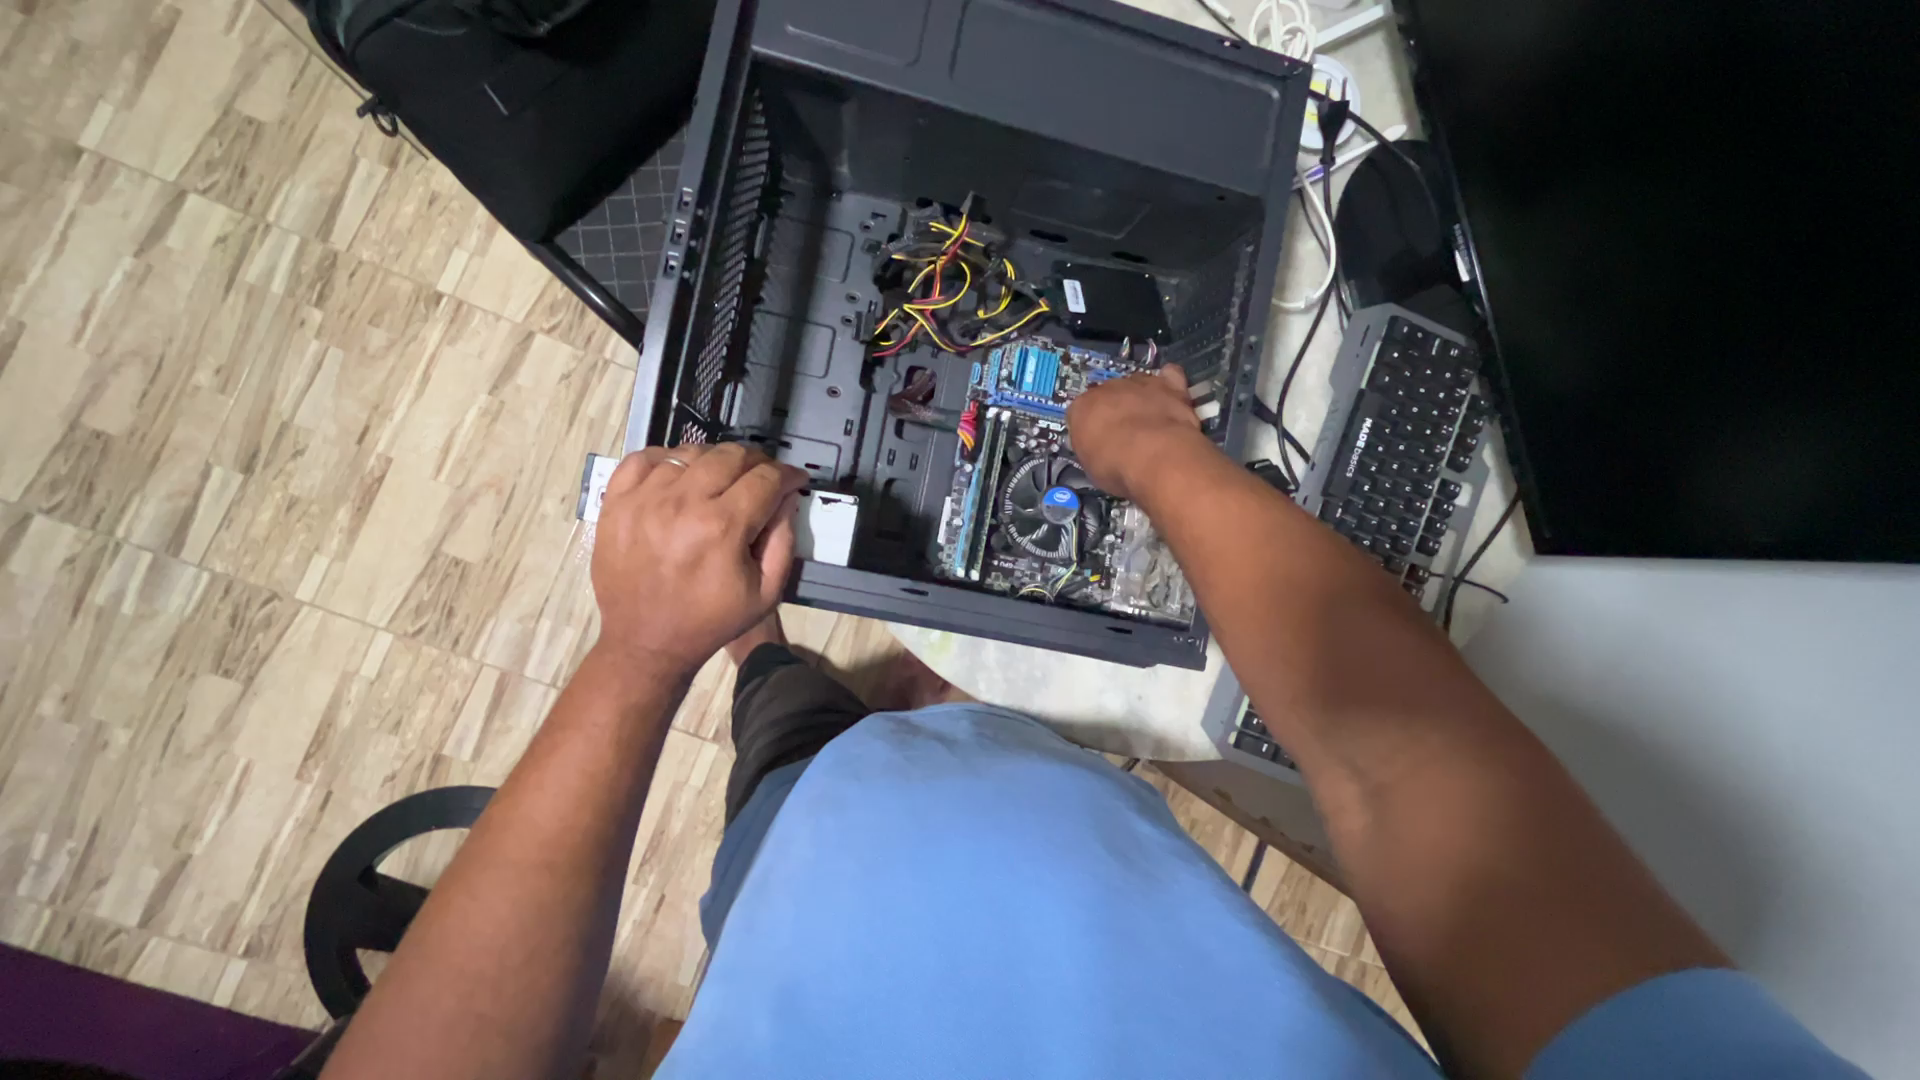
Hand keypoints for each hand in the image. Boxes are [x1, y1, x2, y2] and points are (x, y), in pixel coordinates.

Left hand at [590, 444, 809, 675]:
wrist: (646, 642)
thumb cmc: (711, 620)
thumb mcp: (767, 592)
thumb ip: (784, 540)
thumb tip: (787, 496)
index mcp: (723, 527)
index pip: (765, 478)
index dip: (787, 475)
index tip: (794, 480)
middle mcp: (683, 503)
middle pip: (730, 456)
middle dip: (756, 462)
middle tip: (763, 478)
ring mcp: (645, 499)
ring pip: (690, 453)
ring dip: (715, 461)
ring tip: (722, 480)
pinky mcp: (616, 503)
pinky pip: (643, 458)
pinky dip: (667, 458)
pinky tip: (679, 474)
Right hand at [1065, 364, 1207, 499]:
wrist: (1153, 456)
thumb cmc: (1116, 466)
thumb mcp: (1090, 467)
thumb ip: (1092, 450)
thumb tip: (1098, 453)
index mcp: (1082, 408)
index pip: (1081, 411)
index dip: (1091, 427)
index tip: (1098, 441)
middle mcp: (1107, 389)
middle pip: (1109, 394)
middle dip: (1116, 410)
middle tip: (1126, 434)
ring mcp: (1139, 383)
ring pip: (1137, 382)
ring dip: (1142, 397)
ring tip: (1150, 419)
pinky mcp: (1168, 385)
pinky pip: (1169, 375)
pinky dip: (1170, 383)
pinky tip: (1171, 395)